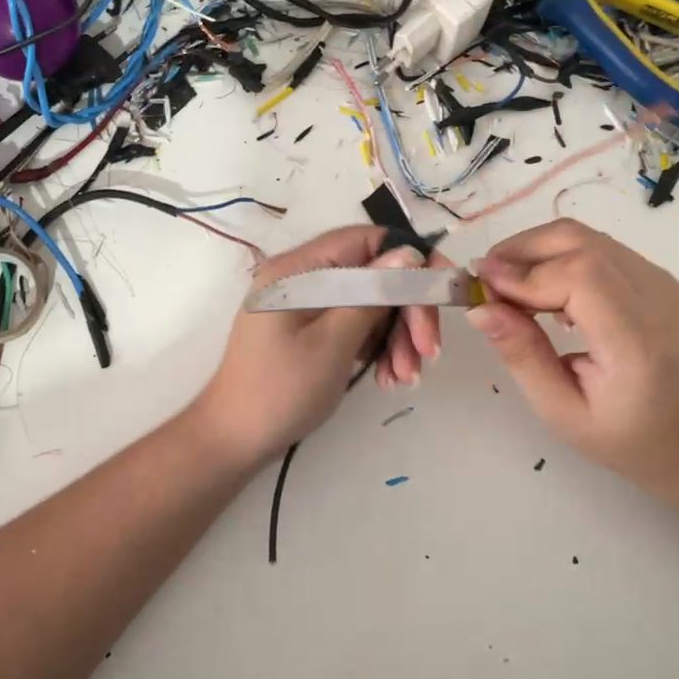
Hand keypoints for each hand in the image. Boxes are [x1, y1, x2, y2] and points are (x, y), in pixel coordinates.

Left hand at [191, 226, 445, 462]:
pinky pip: (356, 325)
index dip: (411, 260)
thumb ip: (372, 293)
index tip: (443, 292)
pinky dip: (378, 348)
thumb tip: (411, 253)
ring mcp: (306, 303)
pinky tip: (388, 379)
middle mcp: (301, 277)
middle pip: (374, 274)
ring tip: (405, 378)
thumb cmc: (281, 390)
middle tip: (428, 352)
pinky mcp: (311, 329)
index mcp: (297, 268)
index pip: (366, 240)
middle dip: (407, 311)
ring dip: (397, 337)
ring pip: (371, 303)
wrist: (236, 438)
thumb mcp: (334, 342)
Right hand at [465, 219, 678, 492]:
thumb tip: (480, 308)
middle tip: (485, 284)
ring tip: (506, 289)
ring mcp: (657, 280)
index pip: (579, 275)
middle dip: (520, 251)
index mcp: (636, 342)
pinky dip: (554, 258)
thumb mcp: (563, 413)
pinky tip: (540, 293)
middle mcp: (654, 297)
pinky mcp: (652, 276)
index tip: (479, 289)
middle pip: (578, 241)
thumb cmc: (631, 439)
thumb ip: (522, 356)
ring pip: (582, 237)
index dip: (523, 273)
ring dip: (533, 252)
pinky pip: (592, 248)